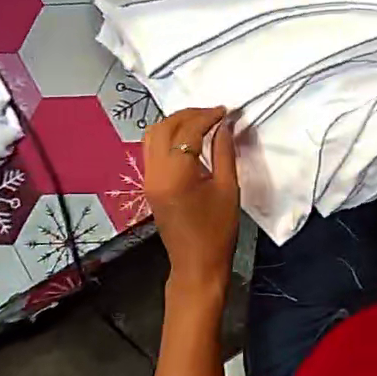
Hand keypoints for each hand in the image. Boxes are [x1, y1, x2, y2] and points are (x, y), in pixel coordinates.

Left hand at [143, 106, 239, 295]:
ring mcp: (148, 179)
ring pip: (153, 136)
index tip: (225, 111)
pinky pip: (152, 150)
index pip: (188, 131)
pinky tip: (188, 140)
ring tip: (200, 122)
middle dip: (188, 115)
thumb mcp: (228, 188)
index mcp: (176, 174)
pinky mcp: (149, 185)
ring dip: (174, 123)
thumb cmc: (218, 230)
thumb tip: (225, 125)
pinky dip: (168, 137)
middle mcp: (155, 172)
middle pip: (164, 127)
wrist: (197, 264)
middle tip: (212, 113)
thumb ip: (224, 152)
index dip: (207, 116)